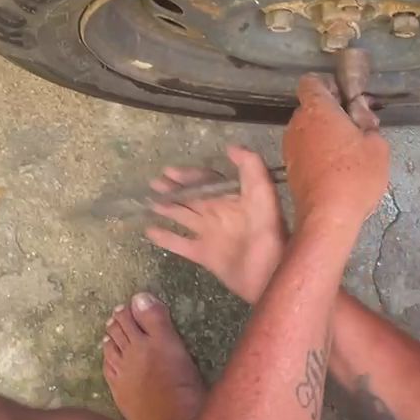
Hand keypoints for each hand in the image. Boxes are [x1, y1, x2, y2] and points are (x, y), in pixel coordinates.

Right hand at [144, 145, 286, 302]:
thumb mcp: (263, 193)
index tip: (169, 171)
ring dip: (167, 208)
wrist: (270, 273)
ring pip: (183, 217)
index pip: (206, 181)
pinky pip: (181, 244)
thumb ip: (250, 166)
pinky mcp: (205, 255)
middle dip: (174, 189)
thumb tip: (231, 147)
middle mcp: (219, 213)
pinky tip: (150, 231)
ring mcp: (210, 235)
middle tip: (154, 183)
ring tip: (150, 201)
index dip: (189, 175)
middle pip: (192, 197)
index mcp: (231, 198)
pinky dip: (166, 238)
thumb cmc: (268, 231)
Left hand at [282, 74, 388, 232]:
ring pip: (308, 130)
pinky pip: (304, 150)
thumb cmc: (356, 176)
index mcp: (317, 110)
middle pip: (311, 108)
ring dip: (324, 134)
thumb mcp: (376, 144)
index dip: (328, 86)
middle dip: (331, 113)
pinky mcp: (290, 168)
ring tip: (349, 152)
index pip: (311, 82)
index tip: (345, 98)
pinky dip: (318, 153)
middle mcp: (298, 124)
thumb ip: (367, 121)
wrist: (328, 216)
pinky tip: (337, 169)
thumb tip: (358, 110)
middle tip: (356, 128)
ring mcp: (290, 147)